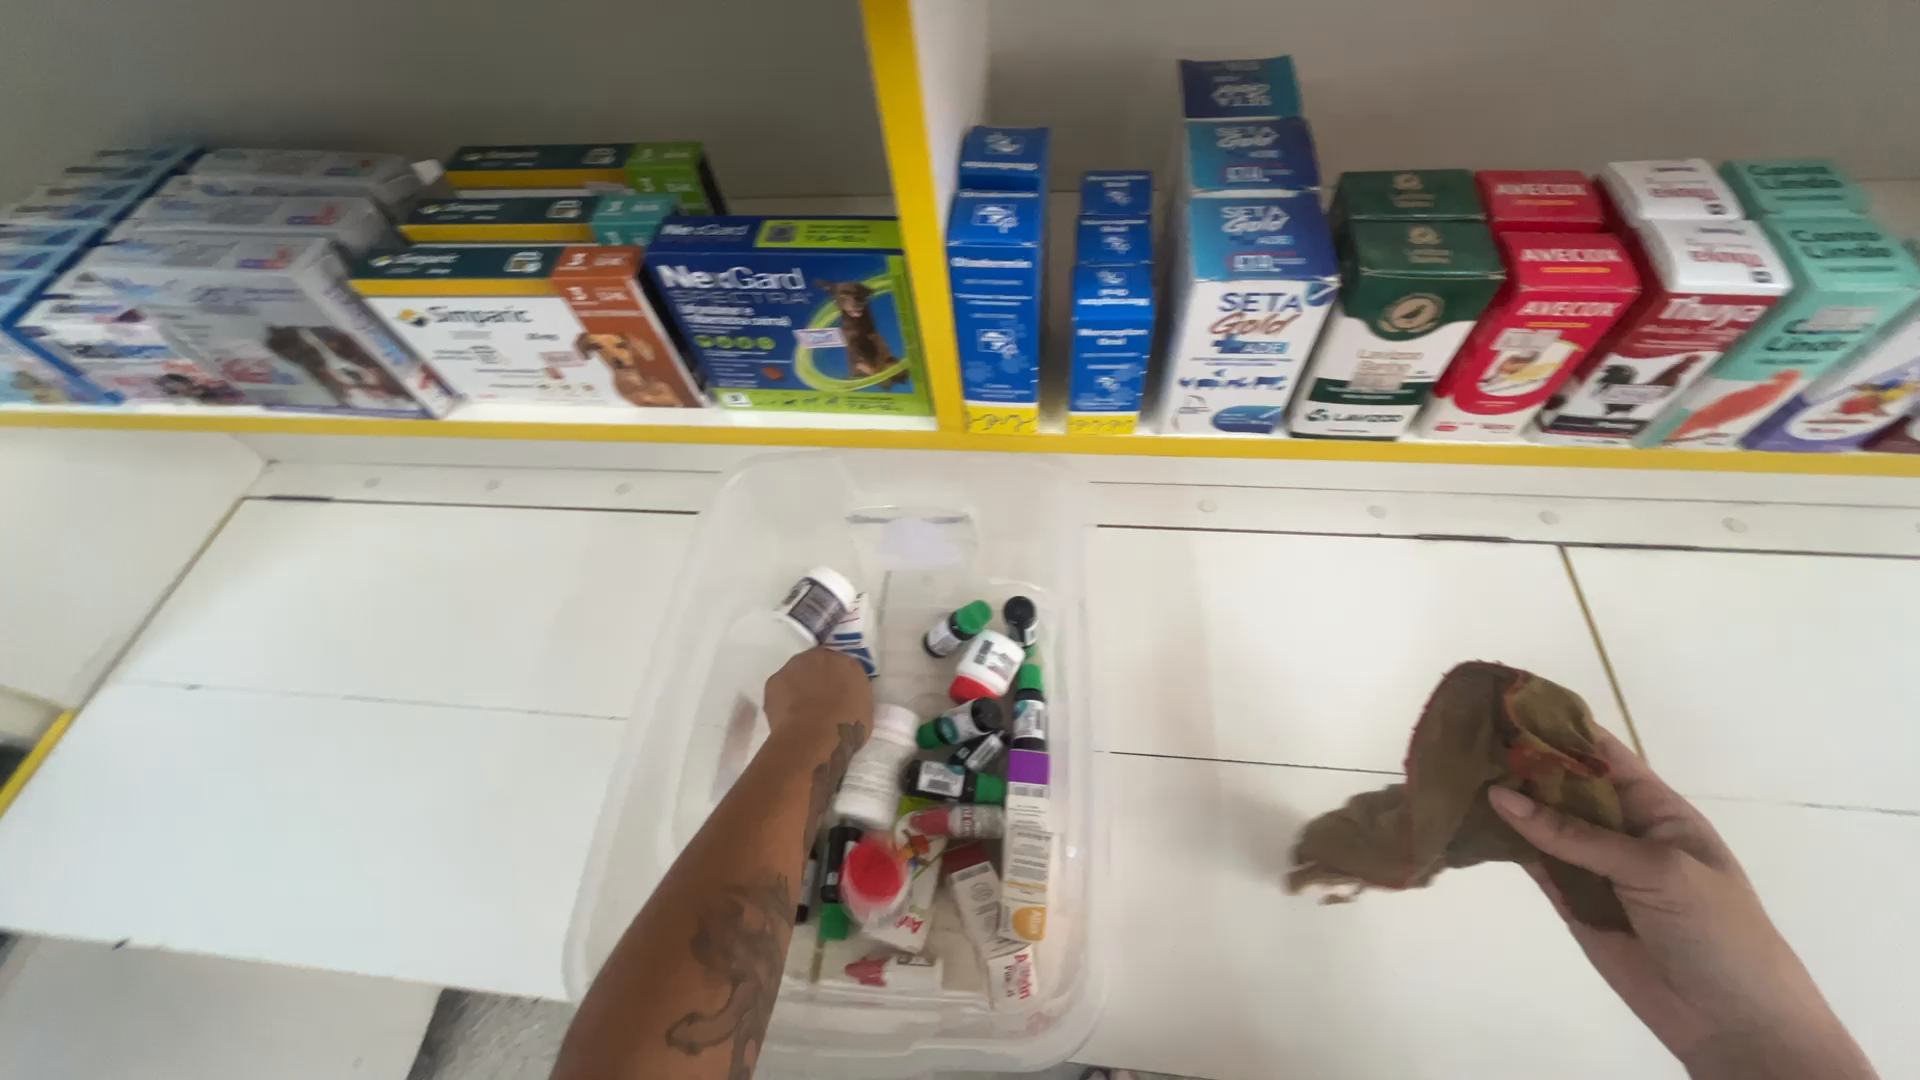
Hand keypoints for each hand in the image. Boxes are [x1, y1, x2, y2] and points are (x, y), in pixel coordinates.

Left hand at [763, 647, 872, 752]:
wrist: (814, 737)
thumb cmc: (847, 728)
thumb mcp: (864, 710)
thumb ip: (854, 695)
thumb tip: (845, 698)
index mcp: (849, 664)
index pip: (844, 666)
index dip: (839, 680)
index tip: (837, 694)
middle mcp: (822, 657)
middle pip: (819, 662)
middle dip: (818, 676)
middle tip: (818, 699)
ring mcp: (795, 666)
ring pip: (797, 671)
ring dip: (799, 684)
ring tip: (800, 708)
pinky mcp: (774, 680)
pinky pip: (781, 686)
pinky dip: (783, 697)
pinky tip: (787, 715)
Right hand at [1488, 730, 1875, 1079]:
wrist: (1734, 1026)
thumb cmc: (1719, 933)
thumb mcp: (1657, 871)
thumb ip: (1575, 834)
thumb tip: (1496, 794)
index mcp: (1655, 808)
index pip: (1598, 751)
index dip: (1554, 725)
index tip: (1502, 701)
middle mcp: (1616, 825)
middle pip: (1557, 780)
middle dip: (1514, 758)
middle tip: (1459, 733)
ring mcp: (1587, 859)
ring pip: (1533, 815)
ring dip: (1497, 795)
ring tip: (1448, 767)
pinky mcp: (1564, 891)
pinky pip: (1524, 854)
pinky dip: (1494, 835)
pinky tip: (1461, 813)